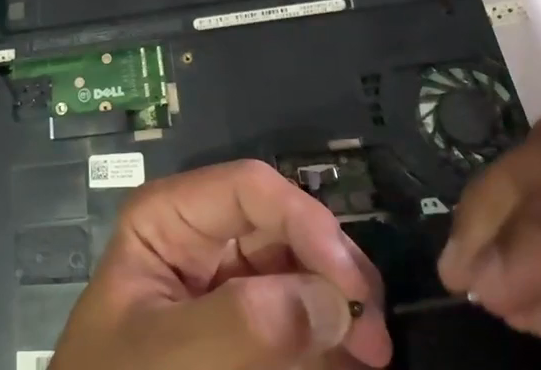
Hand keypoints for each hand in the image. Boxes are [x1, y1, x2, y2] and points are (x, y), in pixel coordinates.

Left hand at [51, 159, 393, 369]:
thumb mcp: (167, 354)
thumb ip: (241, 323)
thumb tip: (330, 302)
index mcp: (170, 219)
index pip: (251, 189)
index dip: (308, 223)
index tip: (350, 288)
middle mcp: (204, 238)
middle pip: (287, 227)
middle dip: (334, 273)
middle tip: (374, 338)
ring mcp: (228, 282)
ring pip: (303, 272)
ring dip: (341, 309)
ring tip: (371, 357)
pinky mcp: (248, 327)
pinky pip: (299, 319)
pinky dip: (330, 338)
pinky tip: (350, 363)